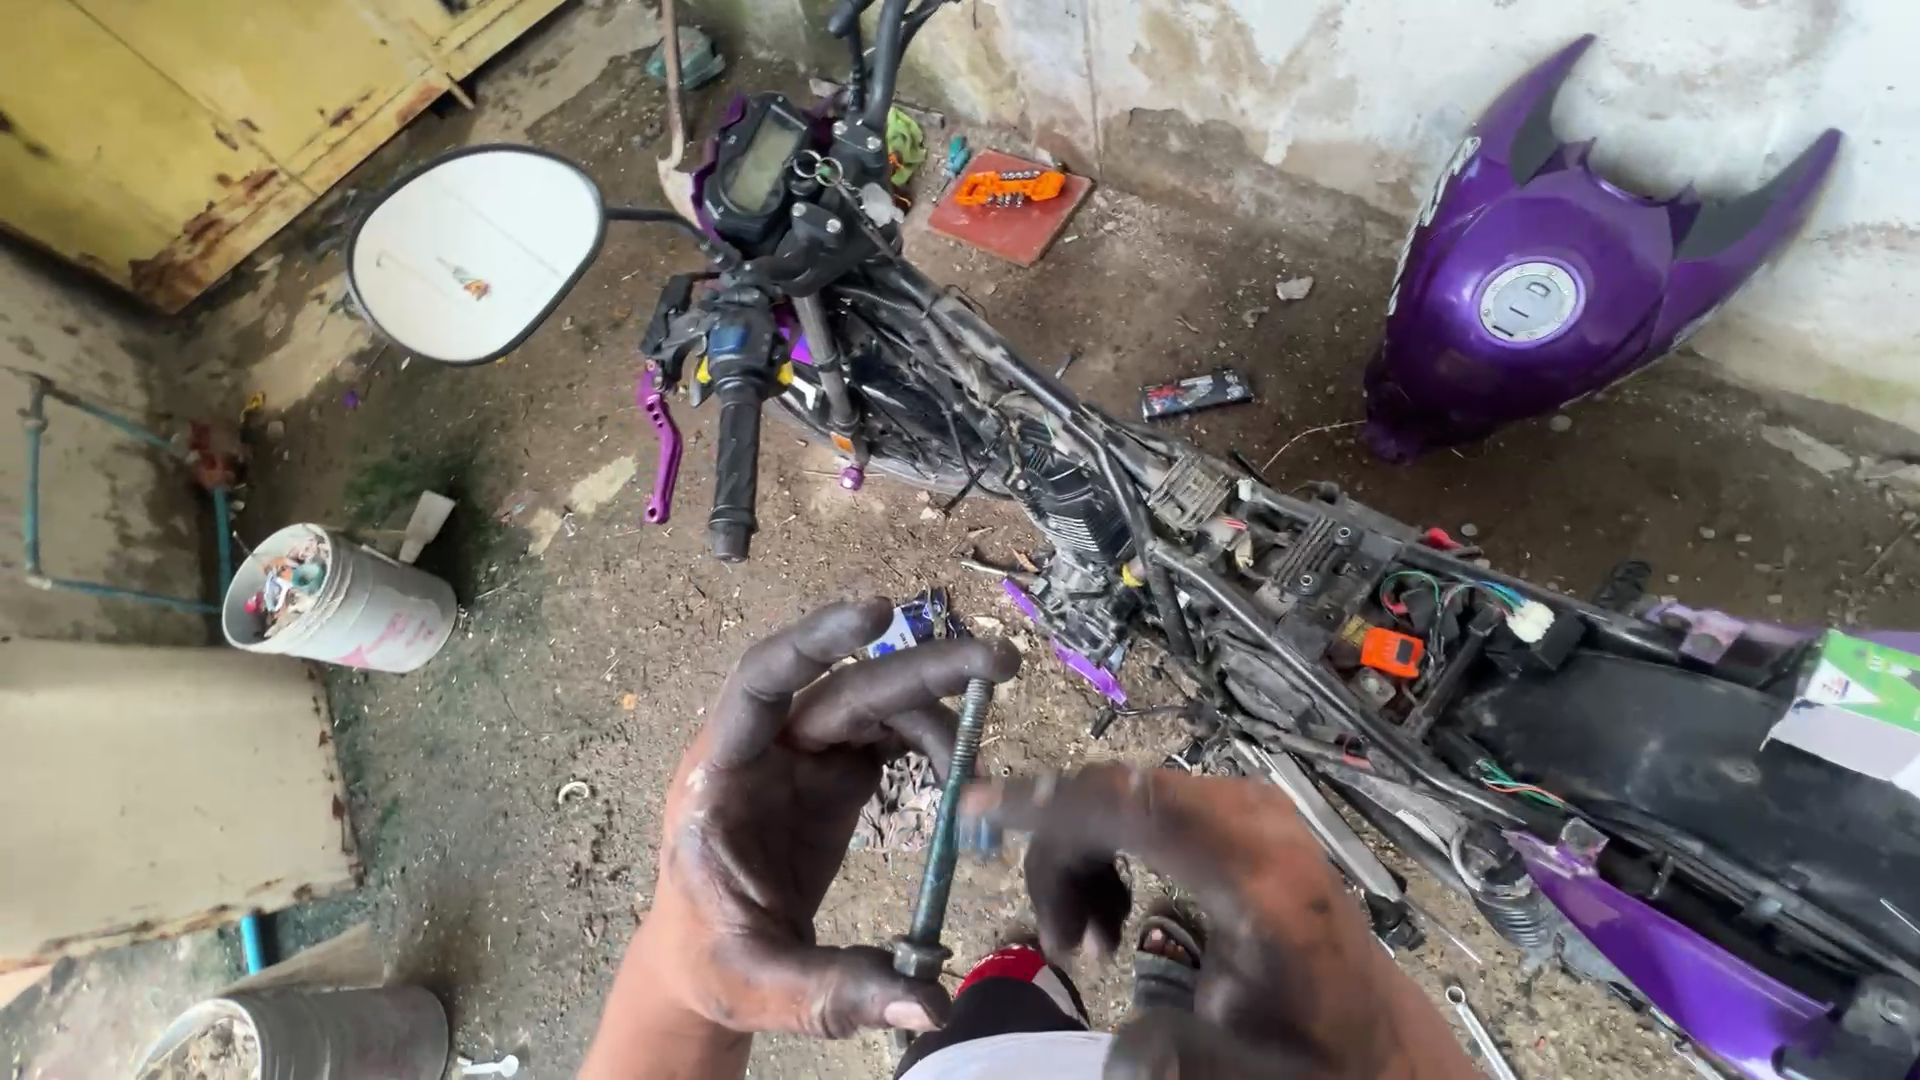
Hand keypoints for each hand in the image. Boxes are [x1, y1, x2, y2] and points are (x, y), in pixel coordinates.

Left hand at [609, 598, 1020, 1046]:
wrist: (706, 960)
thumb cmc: (710, 960)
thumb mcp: (759, 982)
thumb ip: (839, 990)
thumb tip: (932, 1004)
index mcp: (724, 770)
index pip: (763, 680)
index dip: (817, 641)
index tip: (877, 614)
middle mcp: (766, 746)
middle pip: (847, 686)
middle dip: (922, 669)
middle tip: (998, 660)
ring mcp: (803, 754)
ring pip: (876, 704)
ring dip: (933, 715)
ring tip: (972, 765)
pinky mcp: (832, 771)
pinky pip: (886, 735)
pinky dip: (927, 741)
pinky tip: (955, 769)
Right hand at [962, 764, 1477, 1079]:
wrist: (1379, 1032)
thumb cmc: (1321, 1058)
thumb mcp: (1250, 1073)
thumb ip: (1175, 1056)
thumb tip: (1111, 1047)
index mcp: (1255, 874)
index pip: (1133, 806)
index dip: (1048, 801)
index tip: (976, 804)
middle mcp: (1249, 817)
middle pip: (1113, 796)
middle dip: (1060, 858)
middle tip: (1061, 945)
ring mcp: (1242, 803)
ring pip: (1119, 797)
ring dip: (1081, 859)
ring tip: (1089, 943)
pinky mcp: (1232, 808)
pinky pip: (1139, 806)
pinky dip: (1106, 850)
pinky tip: (1115, 908)